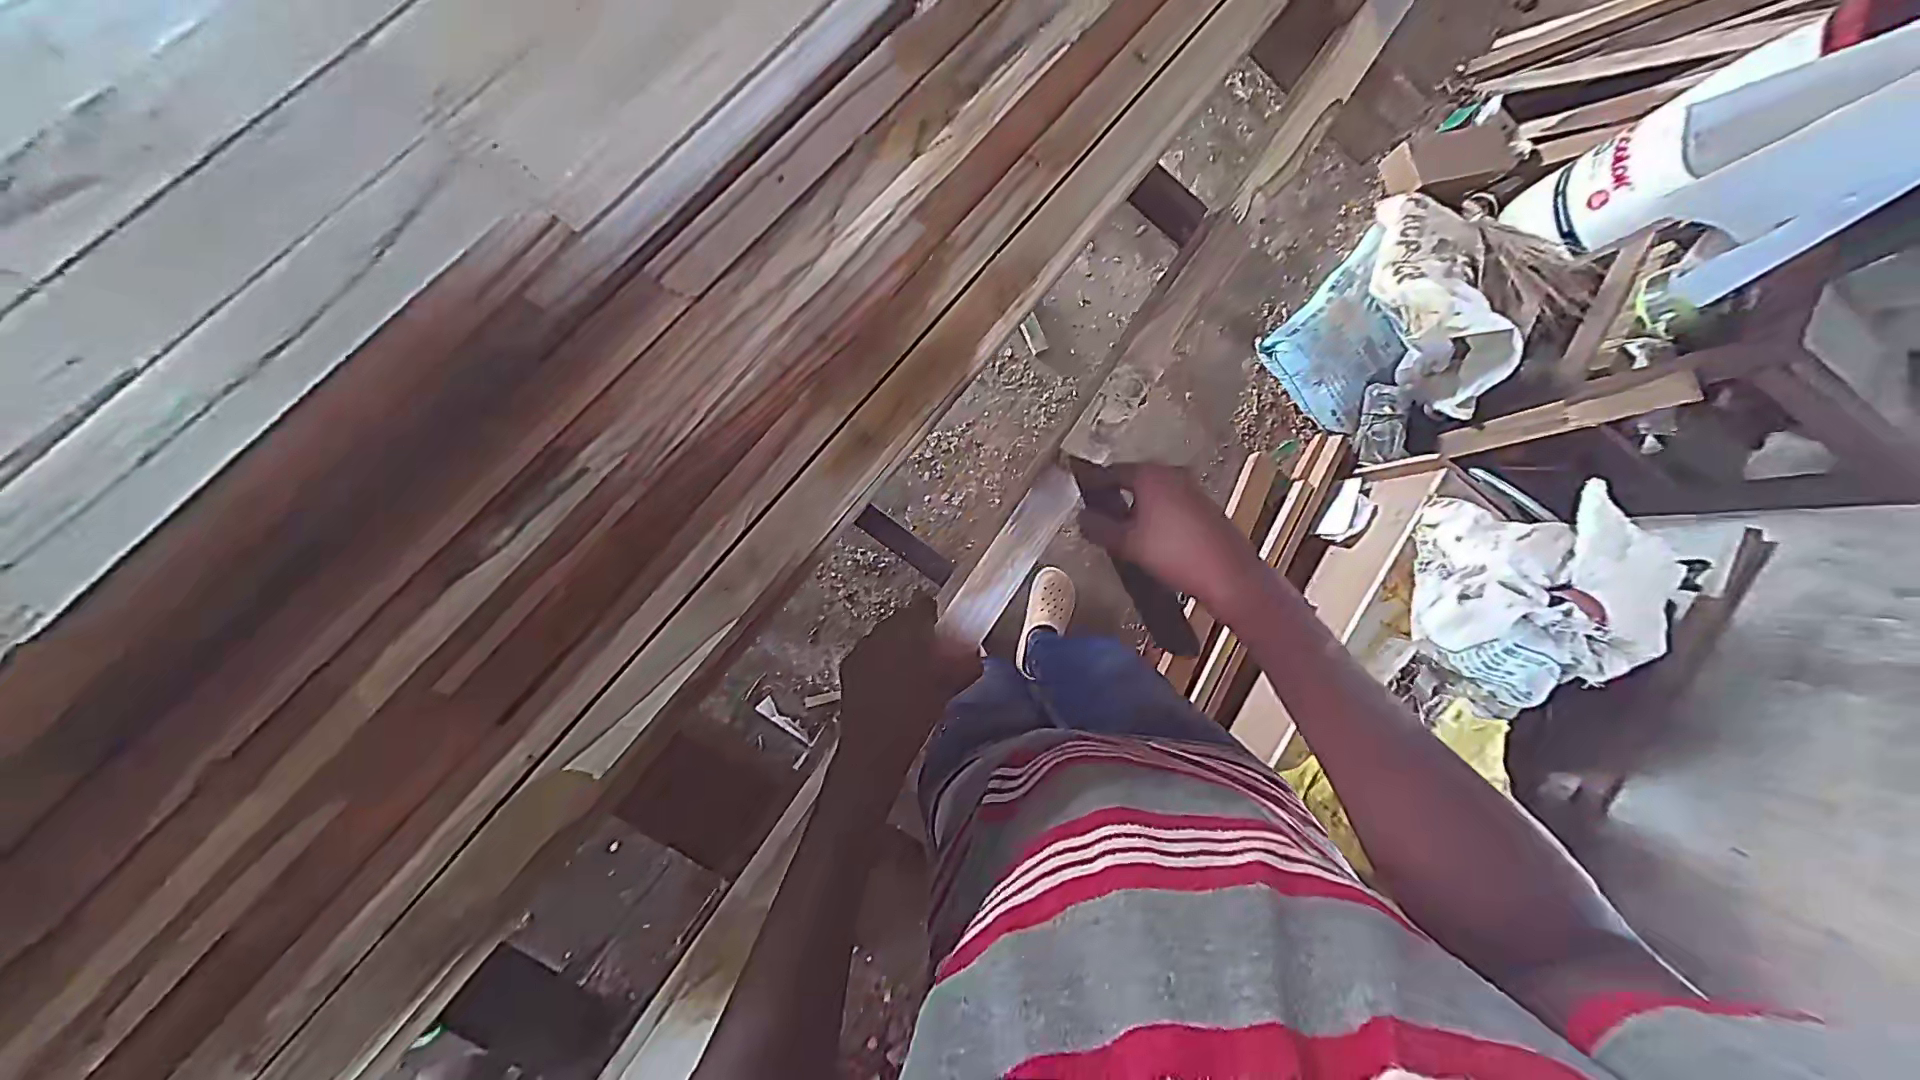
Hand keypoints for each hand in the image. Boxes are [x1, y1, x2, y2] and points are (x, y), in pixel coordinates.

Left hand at [836, 597, 980, 773]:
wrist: (875, 748)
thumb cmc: (916, 713)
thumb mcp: (949, 686)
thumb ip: (966, 664)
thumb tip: (974, 655)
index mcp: (906, 629)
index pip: (924, 606)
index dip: (938, 618)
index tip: (949, 632)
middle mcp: (880, 632)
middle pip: (903, 620)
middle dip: (919, 633)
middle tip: (935, 655)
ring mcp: (860, 650)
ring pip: (885, 638)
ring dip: (899, 647)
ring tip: (914, 672)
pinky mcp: (848, 668)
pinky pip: (871, 655)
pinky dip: (882, 663)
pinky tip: (892, 685)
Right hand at [1076, 462, 1274, 615]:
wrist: (1228, 575)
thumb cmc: (1176, 554)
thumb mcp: (1126, 544)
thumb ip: (1098, 528)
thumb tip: (1082, 518)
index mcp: (1151, 476)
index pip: (1111, 472)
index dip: (1092, 484)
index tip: (1079, 494)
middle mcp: (1173, 475)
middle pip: (1133, 480)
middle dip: (1114, 496)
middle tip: (1096, 514)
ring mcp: (1192, 490)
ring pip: (1153, 493)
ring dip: (1135, 508)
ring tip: (1120, 530)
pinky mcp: (1204, 508)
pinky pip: (1169, 504)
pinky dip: (1155, 515)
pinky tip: (1149, 538)